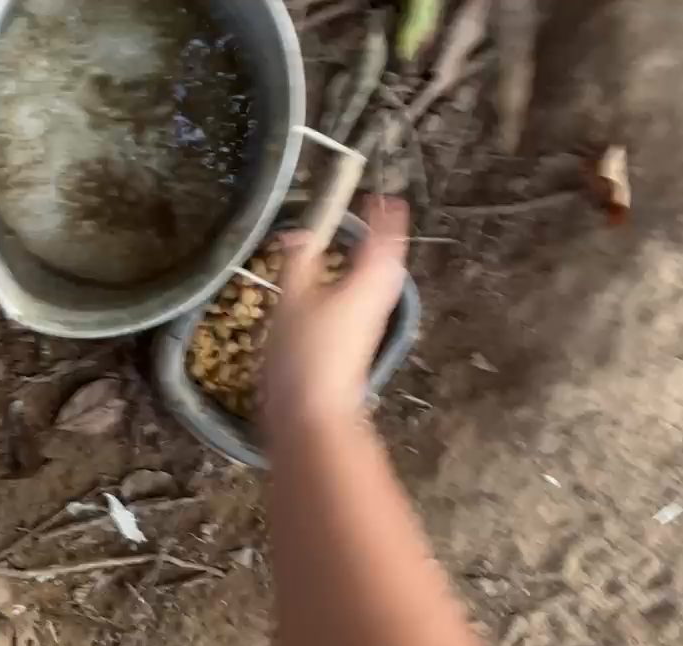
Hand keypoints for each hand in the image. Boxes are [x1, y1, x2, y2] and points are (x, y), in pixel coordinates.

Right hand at [261, 195, 409, 426]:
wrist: (312, 411)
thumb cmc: (305, 352)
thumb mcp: (293, 299)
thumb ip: (297, 260)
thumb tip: (297, 231)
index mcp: (368, 281)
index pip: (384, 238)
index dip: (383, 215)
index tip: (380, 196)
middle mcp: (376, 300)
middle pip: (389, 262)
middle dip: (385, 238)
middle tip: (377, 217)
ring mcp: (368, 325)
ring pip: (379, 285)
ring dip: (374, 263)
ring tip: (362, 248)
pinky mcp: (354, 345)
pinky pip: (364, 304)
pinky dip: (359, 287)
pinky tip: (341, 291)